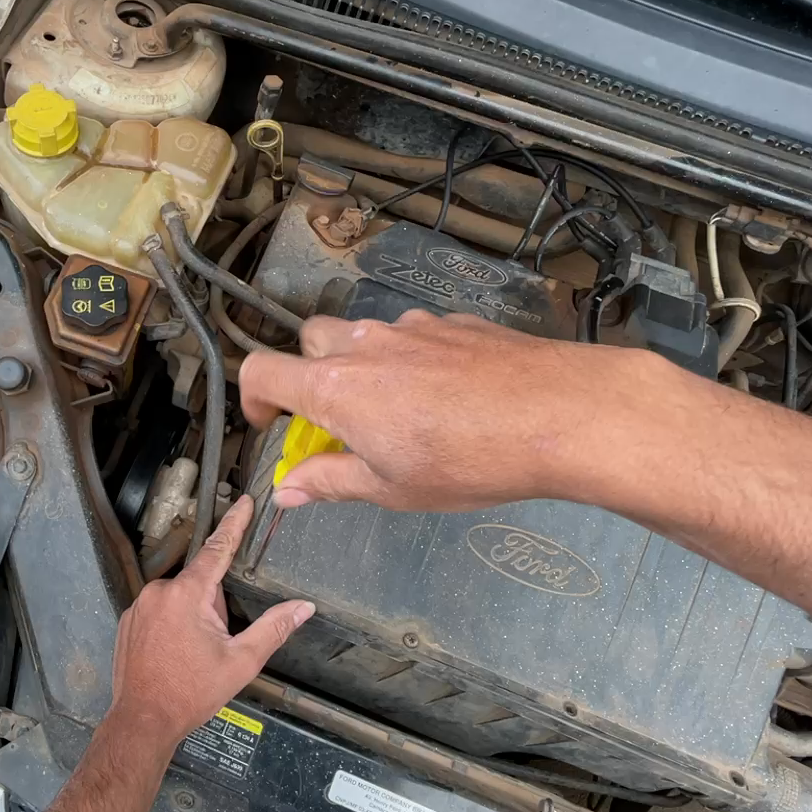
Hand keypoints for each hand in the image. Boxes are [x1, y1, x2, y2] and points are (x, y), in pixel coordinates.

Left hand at [109, 495, 315, 746]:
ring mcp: (140, 605)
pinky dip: (172, 624)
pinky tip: (174, 654)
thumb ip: (274, 629)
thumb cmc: (188, 693)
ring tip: (191, 654)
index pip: (218, 548)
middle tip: (213, 644)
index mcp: (188, 594)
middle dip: (214, 606)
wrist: (142, 720)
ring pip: (180, 598)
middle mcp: (159, 591)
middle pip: (201, 582)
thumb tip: (302, 608)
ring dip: (193, 616)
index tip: (245, 501)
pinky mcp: (129, 619)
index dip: (235, 524)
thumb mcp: (241, 662)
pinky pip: (160, 610)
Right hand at [239, 310, 674, 511]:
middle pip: (308, 338)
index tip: (270, 425)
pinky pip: (411, 334)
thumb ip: (329, 481)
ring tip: (400, 409)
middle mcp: (364, 345)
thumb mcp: (390, 488)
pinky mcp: (453, 321)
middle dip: (308, 371)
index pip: (261, 370)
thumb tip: (286, 489)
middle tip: (336, 415)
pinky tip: (449, 394)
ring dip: (361, 365)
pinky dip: (409, 358)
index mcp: (335, 387)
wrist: (560, 413)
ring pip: (363, 334)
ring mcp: (411, 326)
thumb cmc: (465, 462)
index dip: (251, 398)